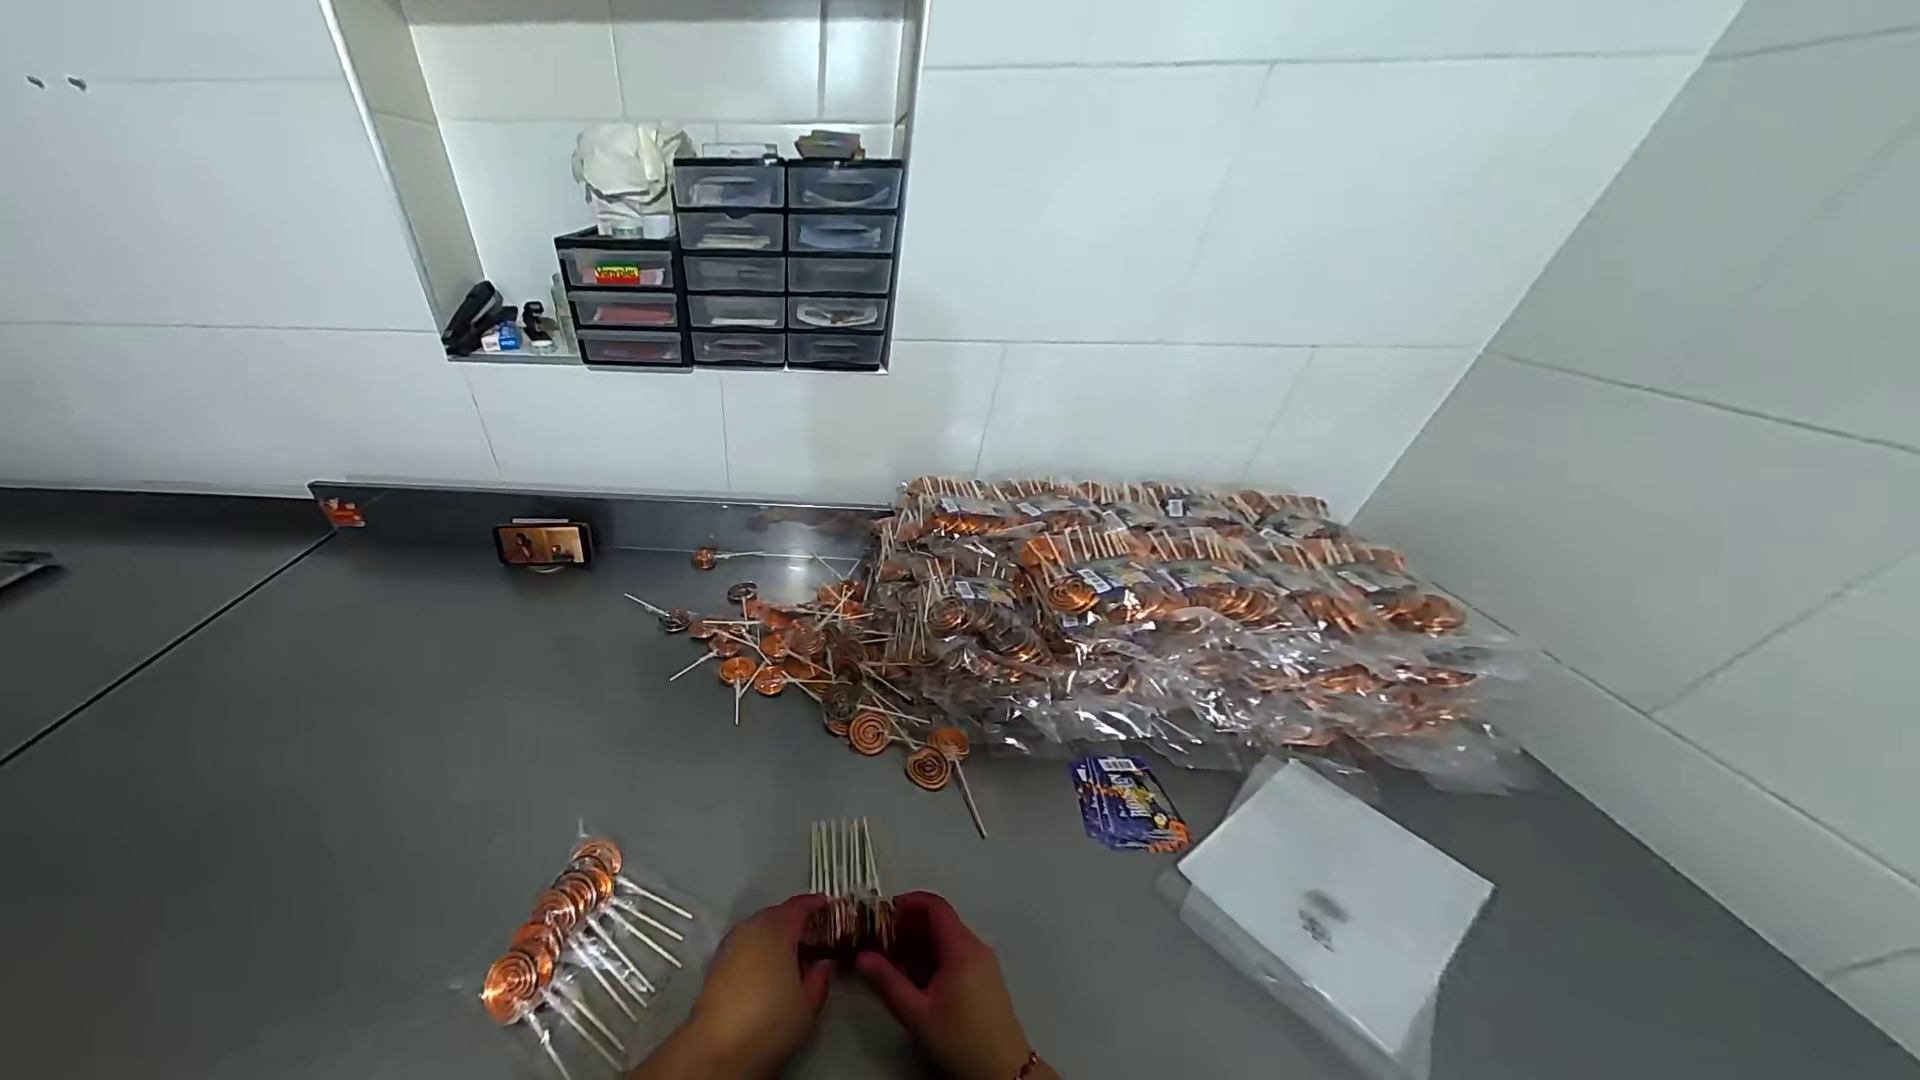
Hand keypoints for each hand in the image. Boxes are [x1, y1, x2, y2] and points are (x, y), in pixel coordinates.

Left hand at [633, 895, 831, 1079]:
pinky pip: (744, 946)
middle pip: (777, 914)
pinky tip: (765, 972)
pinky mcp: (714, 966)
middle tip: (811, 934)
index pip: (799, 906)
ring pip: (758, 930)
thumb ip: (820, 978)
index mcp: (777, 929)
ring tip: (789, 954)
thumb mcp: (808, 1004)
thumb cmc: (769, 1021)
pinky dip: (757, 950)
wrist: (714, 1052)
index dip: (815, 904)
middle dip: (794, 920)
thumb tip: (823, 965)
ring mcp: (729, 946)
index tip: (827, 905)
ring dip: (774, 935)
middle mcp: (751, 929)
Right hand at [856, 892, 1055, 1079]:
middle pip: (941, 920)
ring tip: (893, 957)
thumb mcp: (917, 1014)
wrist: (1002, 1072)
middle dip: (910, 923)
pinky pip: (956, 952)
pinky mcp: (984, 978)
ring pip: (948, 937)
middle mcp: (975, 947)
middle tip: (884, 936)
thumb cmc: (962, 1042)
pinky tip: (916, 975)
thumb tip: (864, 959)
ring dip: (920, 941)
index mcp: (961, 948)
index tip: (886, 911)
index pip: (935, 907)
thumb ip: (888, 983)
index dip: (909, 903)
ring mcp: (982, 962)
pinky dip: (934, 954)